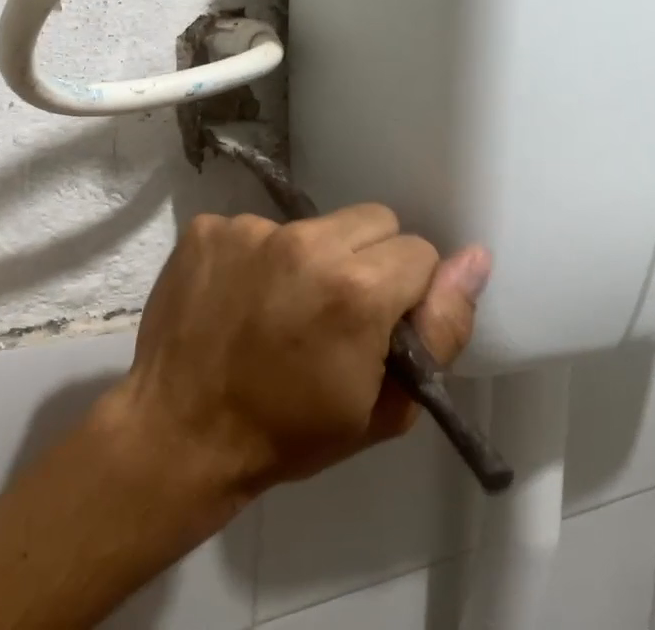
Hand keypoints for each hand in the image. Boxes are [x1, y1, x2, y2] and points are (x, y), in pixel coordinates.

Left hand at [105, 205, 489, 495]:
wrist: (181, 431)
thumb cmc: (288, 433)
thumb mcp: (385, 406)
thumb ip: (440, 331)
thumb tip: (474, 259)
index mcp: (357, 288)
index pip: (419, 252)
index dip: (407, 294)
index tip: (379, 328)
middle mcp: (303, 242)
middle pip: (371, 221)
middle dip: (368, 261)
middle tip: (335, 312)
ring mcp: (247, 229)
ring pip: (311, 224)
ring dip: (309, 258)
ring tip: (279, 308)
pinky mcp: (205, 229)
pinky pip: (254, 228)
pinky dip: (256, 258)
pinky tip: (237, 299)